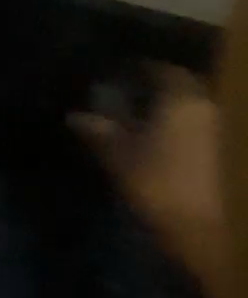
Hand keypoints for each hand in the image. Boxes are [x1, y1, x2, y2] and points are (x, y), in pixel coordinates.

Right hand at [71, 65, 225, 265]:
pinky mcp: (219, 156)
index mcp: (184, 103)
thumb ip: (97, 128)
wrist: (204, 231)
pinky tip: (148, 135)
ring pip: (188, 109)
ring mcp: (219, 135)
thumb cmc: (156, 180)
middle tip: (117, 88)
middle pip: (181, 89)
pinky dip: (172, 127)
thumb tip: (78, 115)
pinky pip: (193, 129)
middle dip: (152, 87)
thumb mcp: (114, 151)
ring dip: (163, 108)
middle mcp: (208, 112)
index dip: (138, 67)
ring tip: (130, 111)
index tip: (111, 68)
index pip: (164, 71)